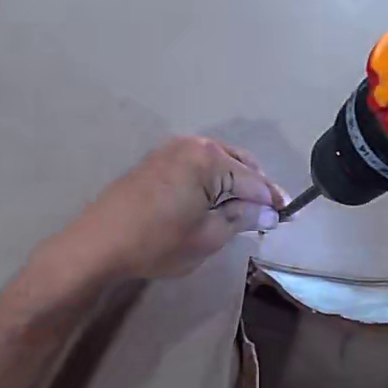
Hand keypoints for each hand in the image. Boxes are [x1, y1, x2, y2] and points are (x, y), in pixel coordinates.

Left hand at [44, 136, 287, 279]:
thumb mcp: (208, 236)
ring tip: (244, 210)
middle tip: (268, 214)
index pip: (254, 181)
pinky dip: (214, 179)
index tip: (289, 215)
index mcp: (210, 159)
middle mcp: (194, 144)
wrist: (98, 243)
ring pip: (220, 161)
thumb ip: (243, 219)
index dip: (273, 201)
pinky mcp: (158, 159)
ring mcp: (173, 149)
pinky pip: (199, 164)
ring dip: (235, 182)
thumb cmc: (157, 242)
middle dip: (256, 188)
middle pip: (240, 164)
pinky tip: (216, 199)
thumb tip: (270, 213)